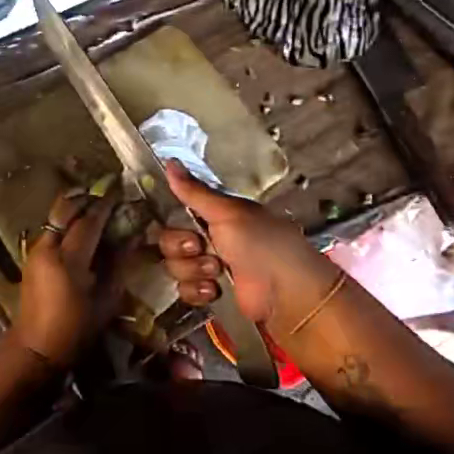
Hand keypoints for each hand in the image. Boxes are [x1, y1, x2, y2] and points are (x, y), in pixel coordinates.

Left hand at [10, 190, 118, 361]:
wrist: (36, 347)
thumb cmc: (76, 328)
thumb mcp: (106, 299)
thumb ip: (118, 264)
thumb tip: (133, 236)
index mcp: (68, 258)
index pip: (89, 221)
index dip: (106, 206)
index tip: (122, 195)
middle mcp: (48, 247)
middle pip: (65, 209)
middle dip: (87, 199)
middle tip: (107, 198)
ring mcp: (35, 251)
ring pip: (55, 217)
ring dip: (75, 209)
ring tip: (96, 211)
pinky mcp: (30, 258)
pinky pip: (51, 230)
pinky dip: (66, 224)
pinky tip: (81, 232)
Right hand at [158, 161, 340, 330]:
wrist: (284, 291)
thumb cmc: (261, 244)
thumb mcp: (228, 212)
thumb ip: (196, 191)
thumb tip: (169, 160)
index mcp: (217, 215)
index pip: (178, 216)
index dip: (177, 225)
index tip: (190, 229)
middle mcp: (211, 239)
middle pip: (171, 243)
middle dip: (183, 250)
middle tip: (203, 250)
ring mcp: (211, 268)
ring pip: (176, 268)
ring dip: (193, 271)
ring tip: (217, 272)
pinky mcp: (212, 293)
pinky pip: (186, 291)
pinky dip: (198, 291)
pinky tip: (214, 290)